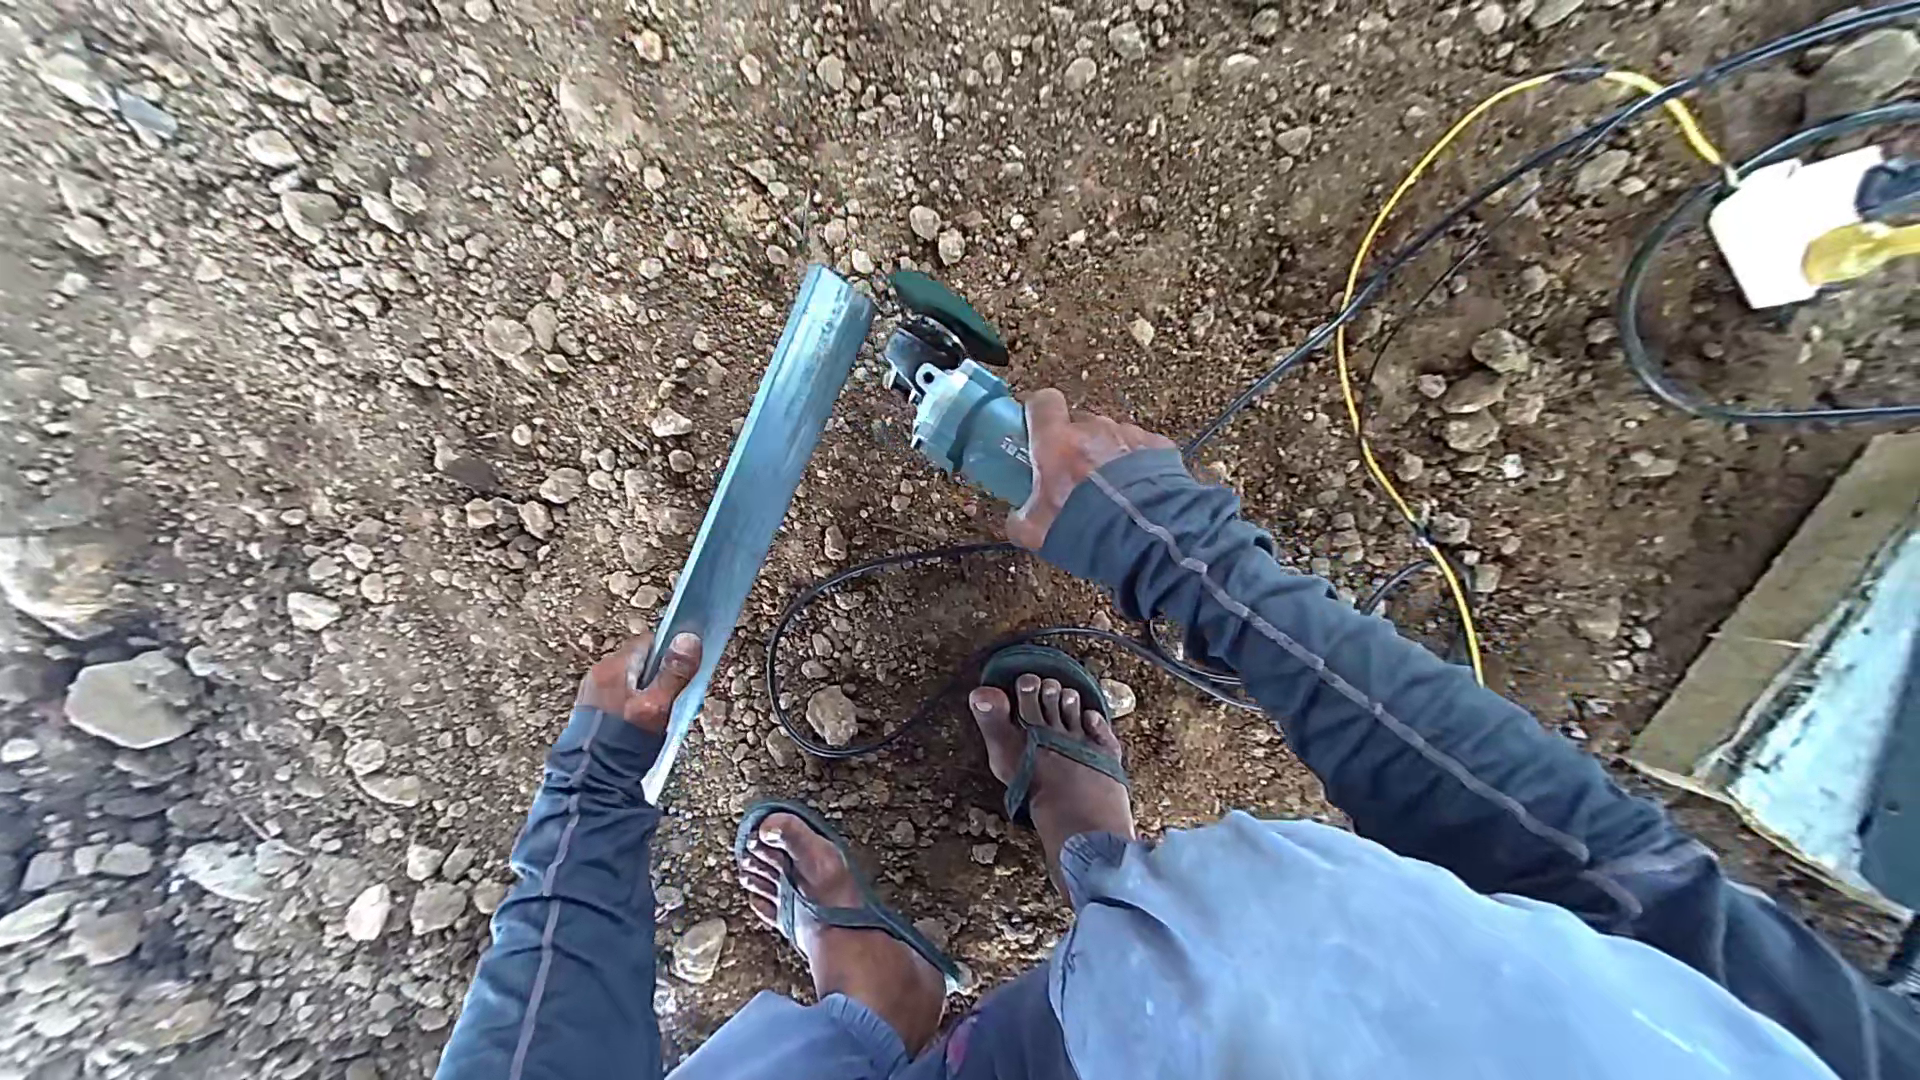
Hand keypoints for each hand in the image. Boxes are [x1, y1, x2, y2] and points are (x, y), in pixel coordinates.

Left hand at [575, 631, 702, 733]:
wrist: (592, 782)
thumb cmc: (622, 743)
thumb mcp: (657, 706)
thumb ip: (673, 672)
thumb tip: (688, 639)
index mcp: (612, 668)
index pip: (649, 642)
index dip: (671, 651)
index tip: (686, 665)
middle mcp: (599, 675)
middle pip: (642, 661)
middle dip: (662, 674)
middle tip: (676, 694)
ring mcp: (594, 693)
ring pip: (635, 679)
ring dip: (652, 690)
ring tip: (663, 712)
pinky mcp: (595, 711)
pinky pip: (625, 695)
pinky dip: (639, 703)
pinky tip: (646, 722)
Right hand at [1007, 388, 1174, 549]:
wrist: (1143, 537)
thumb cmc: (1086, 528)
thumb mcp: (1037, 533)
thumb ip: (1020, 521)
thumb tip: (1016, 521)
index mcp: (1057, 443)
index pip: (1042, 403)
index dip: (1038, 411)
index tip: (1036, 427)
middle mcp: (1092, 430)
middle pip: (1078, 422)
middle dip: (1073, 443)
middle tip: (1071, 474)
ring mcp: (1128, 435)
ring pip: (1110, 436)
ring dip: (1105, 455)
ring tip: (1108, 489)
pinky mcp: (1157, 448)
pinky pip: (1141, 448)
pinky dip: (1136, 464)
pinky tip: (1135, 490)